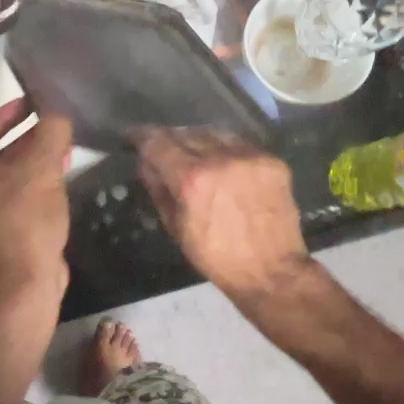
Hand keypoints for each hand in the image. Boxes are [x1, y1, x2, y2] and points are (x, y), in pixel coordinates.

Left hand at [0, 99, 73, 300]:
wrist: (27, 281)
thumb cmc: (24, 218)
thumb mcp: (39, 169)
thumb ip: (48, 134)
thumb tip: (57, 113)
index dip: (6, 116)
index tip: (30, 104)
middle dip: (26, 140)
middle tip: (52, 123)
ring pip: (9, 178)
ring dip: (35, 161)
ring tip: (63, 143)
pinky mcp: (0, 234)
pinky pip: (16, 198)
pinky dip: (36, 183)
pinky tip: (62, 170)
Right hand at [134, 128, 314, 307]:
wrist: (271, 270)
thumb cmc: (216, 256)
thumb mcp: (175, 227)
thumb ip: (158, 188)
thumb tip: (145, 162)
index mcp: (192, 179)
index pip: (158, 141)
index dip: (140, 135)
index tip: (132, 135)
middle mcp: (220, 159)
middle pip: (185, 132)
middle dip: (169, 139)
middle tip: (163, 149)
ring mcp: (249, 157)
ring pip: (213, 132)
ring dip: (197, 139)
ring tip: (193, 154)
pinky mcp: (272, 160)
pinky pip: (239, 143)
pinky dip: (224, 149)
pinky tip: (222, 163)